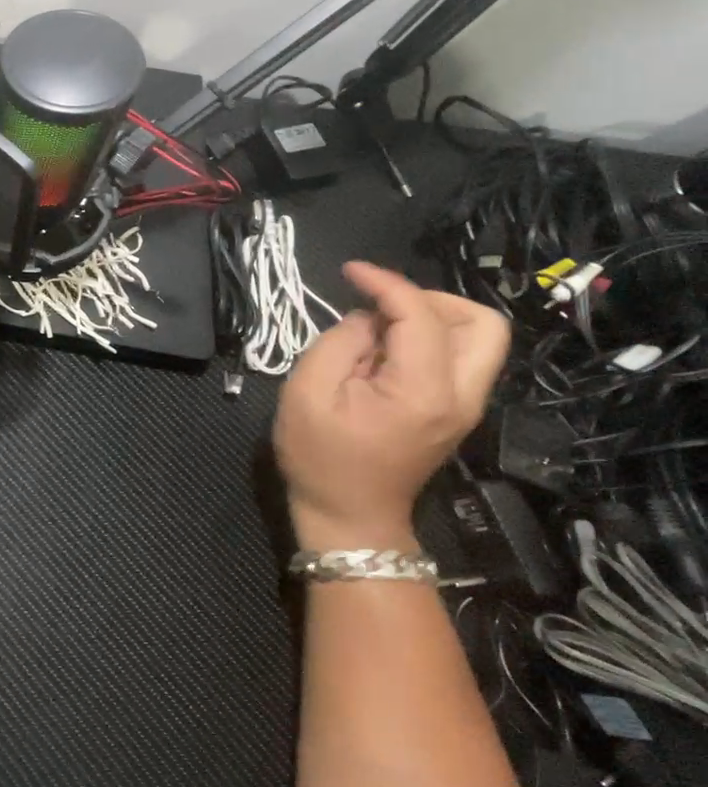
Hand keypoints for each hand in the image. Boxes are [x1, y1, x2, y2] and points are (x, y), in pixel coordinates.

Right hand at [275, 261, 509, 548]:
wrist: (349, 515)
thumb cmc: (319, 457)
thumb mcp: (305, 394)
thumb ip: (337, 345)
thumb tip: (364, 320)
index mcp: (422, 390)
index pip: (422, 316)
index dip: (387, 284)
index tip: (350, 271)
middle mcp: (461, 394)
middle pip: (481, 322)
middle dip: (430, 298)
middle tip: (380, 302)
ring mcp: (465, 405)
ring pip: (479, 338)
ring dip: (434, 318)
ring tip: (380, 325)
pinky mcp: (456, 411)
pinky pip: (460, 358)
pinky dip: (429, 339)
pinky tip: (384, 350)